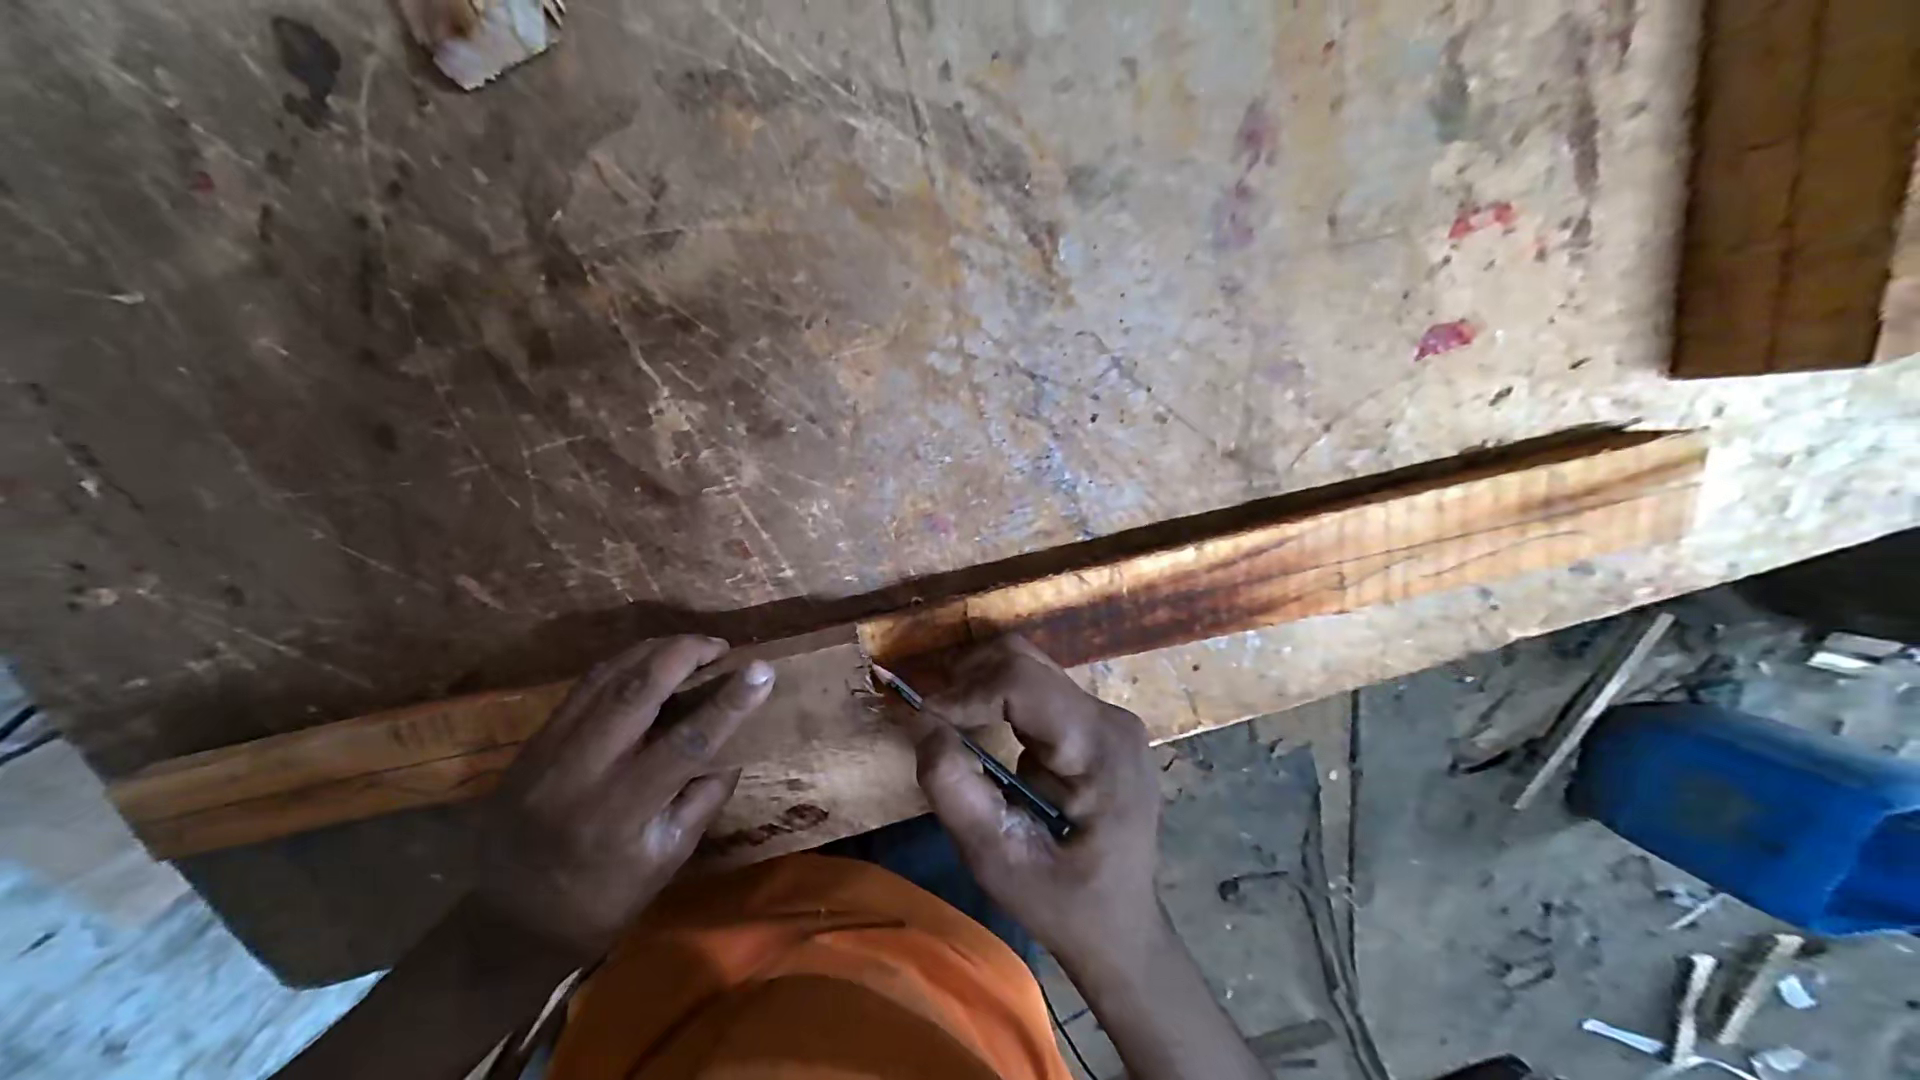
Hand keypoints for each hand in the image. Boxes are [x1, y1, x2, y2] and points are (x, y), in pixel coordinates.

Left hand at [473, 635, 775, 962]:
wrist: (506, 921)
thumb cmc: (603, 899)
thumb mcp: (668, 859)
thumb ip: (704, 796)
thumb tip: (734, 743)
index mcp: (622, 812)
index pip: (688, 743)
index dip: (730, 702)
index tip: (762, 669)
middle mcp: (582, 772)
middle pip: (637, 691)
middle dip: (684, 655)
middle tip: (719, 646)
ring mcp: (549, 752)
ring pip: (606, 678)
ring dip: (653, 651)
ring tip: (690, 646)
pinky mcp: (532, 742)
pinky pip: (582, 687)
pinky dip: (622, 664)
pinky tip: (647, 661)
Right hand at [911, 635, 1162, 966]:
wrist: (1120, 927)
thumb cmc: (1064, 903)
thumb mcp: (997, 860)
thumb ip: (954, 788)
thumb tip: (922, 722)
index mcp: (1100, 747)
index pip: (1022, 682)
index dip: (964, 691)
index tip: (923, 718)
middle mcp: (1108, 717)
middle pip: (1025, 662)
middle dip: (968, 679)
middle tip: (931, 717)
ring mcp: (1105, 717)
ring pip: (1027, 668)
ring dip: (979, 685)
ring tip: (948, 722)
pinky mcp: (1093, 724)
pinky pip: (1035, 689)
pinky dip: (995, 697)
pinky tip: (977, 727)